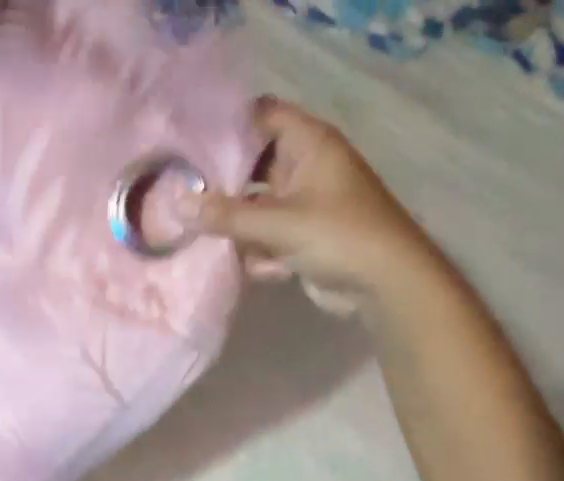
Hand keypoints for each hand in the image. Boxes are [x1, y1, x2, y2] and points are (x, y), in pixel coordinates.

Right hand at [194, 96, 442, 294]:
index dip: (227, 123)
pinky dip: (257, 250)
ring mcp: (302, 202)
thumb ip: (226, 215)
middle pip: (251, 162)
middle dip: (221, 181)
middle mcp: (304, 166)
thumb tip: (177, 205)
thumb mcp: (278, 223)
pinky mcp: (300, 235)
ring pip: (253, 204)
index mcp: (309, 144)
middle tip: (179, 190)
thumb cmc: (339, 236)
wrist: (385, 283)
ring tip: (202, 235)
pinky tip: (258, 267)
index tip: (186, 138)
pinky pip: (264, 234)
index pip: (262, 115)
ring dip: (236, 224)